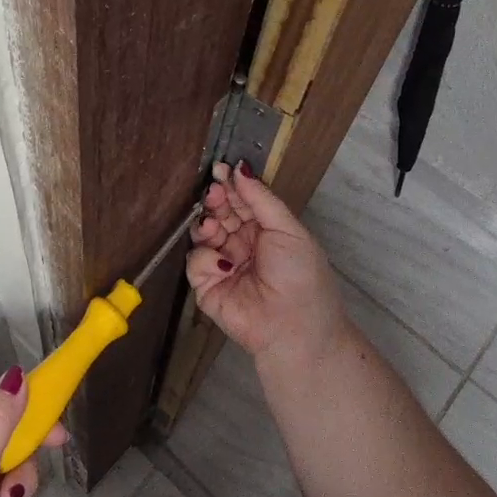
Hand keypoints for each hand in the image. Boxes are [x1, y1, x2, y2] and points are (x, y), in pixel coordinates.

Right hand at [186, 161, 348, 363]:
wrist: (294, 329)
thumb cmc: (300, 276)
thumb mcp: (288, 230)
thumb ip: (261, 199)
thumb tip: (240, 168)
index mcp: (263, 230)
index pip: (240, 200)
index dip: (229, 184)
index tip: (219, 169)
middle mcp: (241, 243)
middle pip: (219, 212)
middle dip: (214, 200)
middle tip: (213, 193)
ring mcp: (222, 263)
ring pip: (203, 232)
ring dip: (206, 224)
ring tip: (212, 226)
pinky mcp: (206, 284)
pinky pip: (196, 260)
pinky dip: (207, 258)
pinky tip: (224, 264)